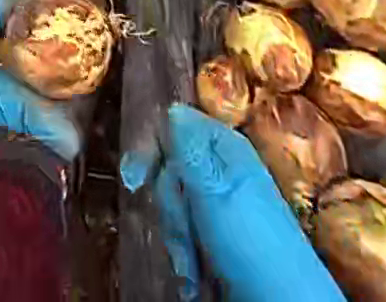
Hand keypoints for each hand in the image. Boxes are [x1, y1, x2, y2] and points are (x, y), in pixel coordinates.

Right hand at [147, 105, 344, 301]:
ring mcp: (220, 205)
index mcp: (223, 147)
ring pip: (174, 206)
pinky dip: (185, 257)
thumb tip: (171, 107)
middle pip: (169, 170)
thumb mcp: (216, 190)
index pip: (173, 126)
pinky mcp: (218, 237)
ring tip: (193, 271)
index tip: (133, 181)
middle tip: (185, 236)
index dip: (150, 151)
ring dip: (177, 239)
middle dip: (170, 208)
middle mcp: (220, 170)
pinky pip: (186, 234)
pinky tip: (194, 279)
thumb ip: (190, 148)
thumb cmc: (252, 244)